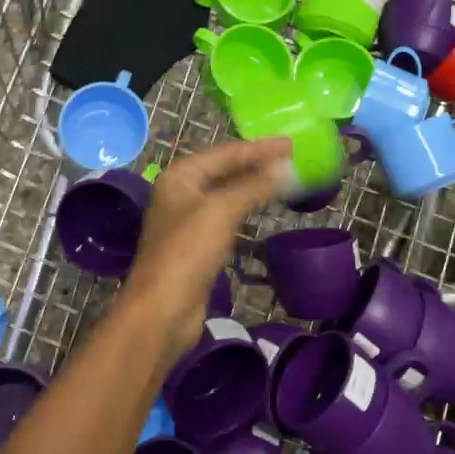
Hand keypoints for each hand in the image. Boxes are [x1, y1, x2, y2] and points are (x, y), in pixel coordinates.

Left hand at [121, 137, 293, 365]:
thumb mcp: (222, 210)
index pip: (225, 153)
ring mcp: (187, 220)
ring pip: (226, 193)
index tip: (291, 143)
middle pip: (224, 170)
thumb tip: (287, 166)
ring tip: (283, 179)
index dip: (259, 148)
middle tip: (292, 158)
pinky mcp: (196, 246)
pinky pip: (226, 216)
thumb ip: (254, 186)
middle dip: (256, 164)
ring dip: (253, 185)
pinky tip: (262, 209)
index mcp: (180, 176)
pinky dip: (246, 209)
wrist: (163, 310)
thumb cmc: (187, 252)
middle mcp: (180, 192)